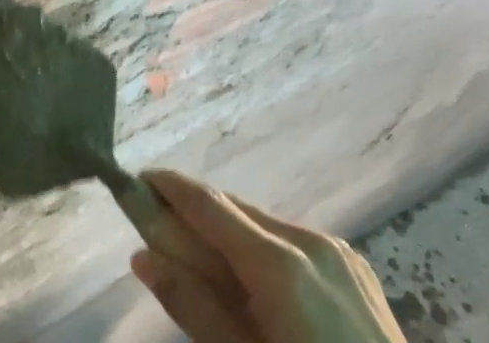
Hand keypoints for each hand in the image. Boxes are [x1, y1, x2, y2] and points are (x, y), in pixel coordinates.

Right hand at [131, 171, 405, 342]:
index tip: (132, 181)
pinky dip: (261, 252)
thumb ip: (193, 306)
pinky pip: (292, 244)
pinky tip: (254, 290)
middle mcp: (310, 241)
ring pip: (263, 226)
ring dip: (227, 236)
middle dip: (193, 217)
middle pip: (234, 210)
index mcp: (280, 264)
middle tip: (160, 242)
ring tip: (208, 276)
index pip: (208, 204)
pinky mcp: (356, 269)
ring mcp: (339, 253)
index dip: (167, 188)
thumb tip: (142, 257)